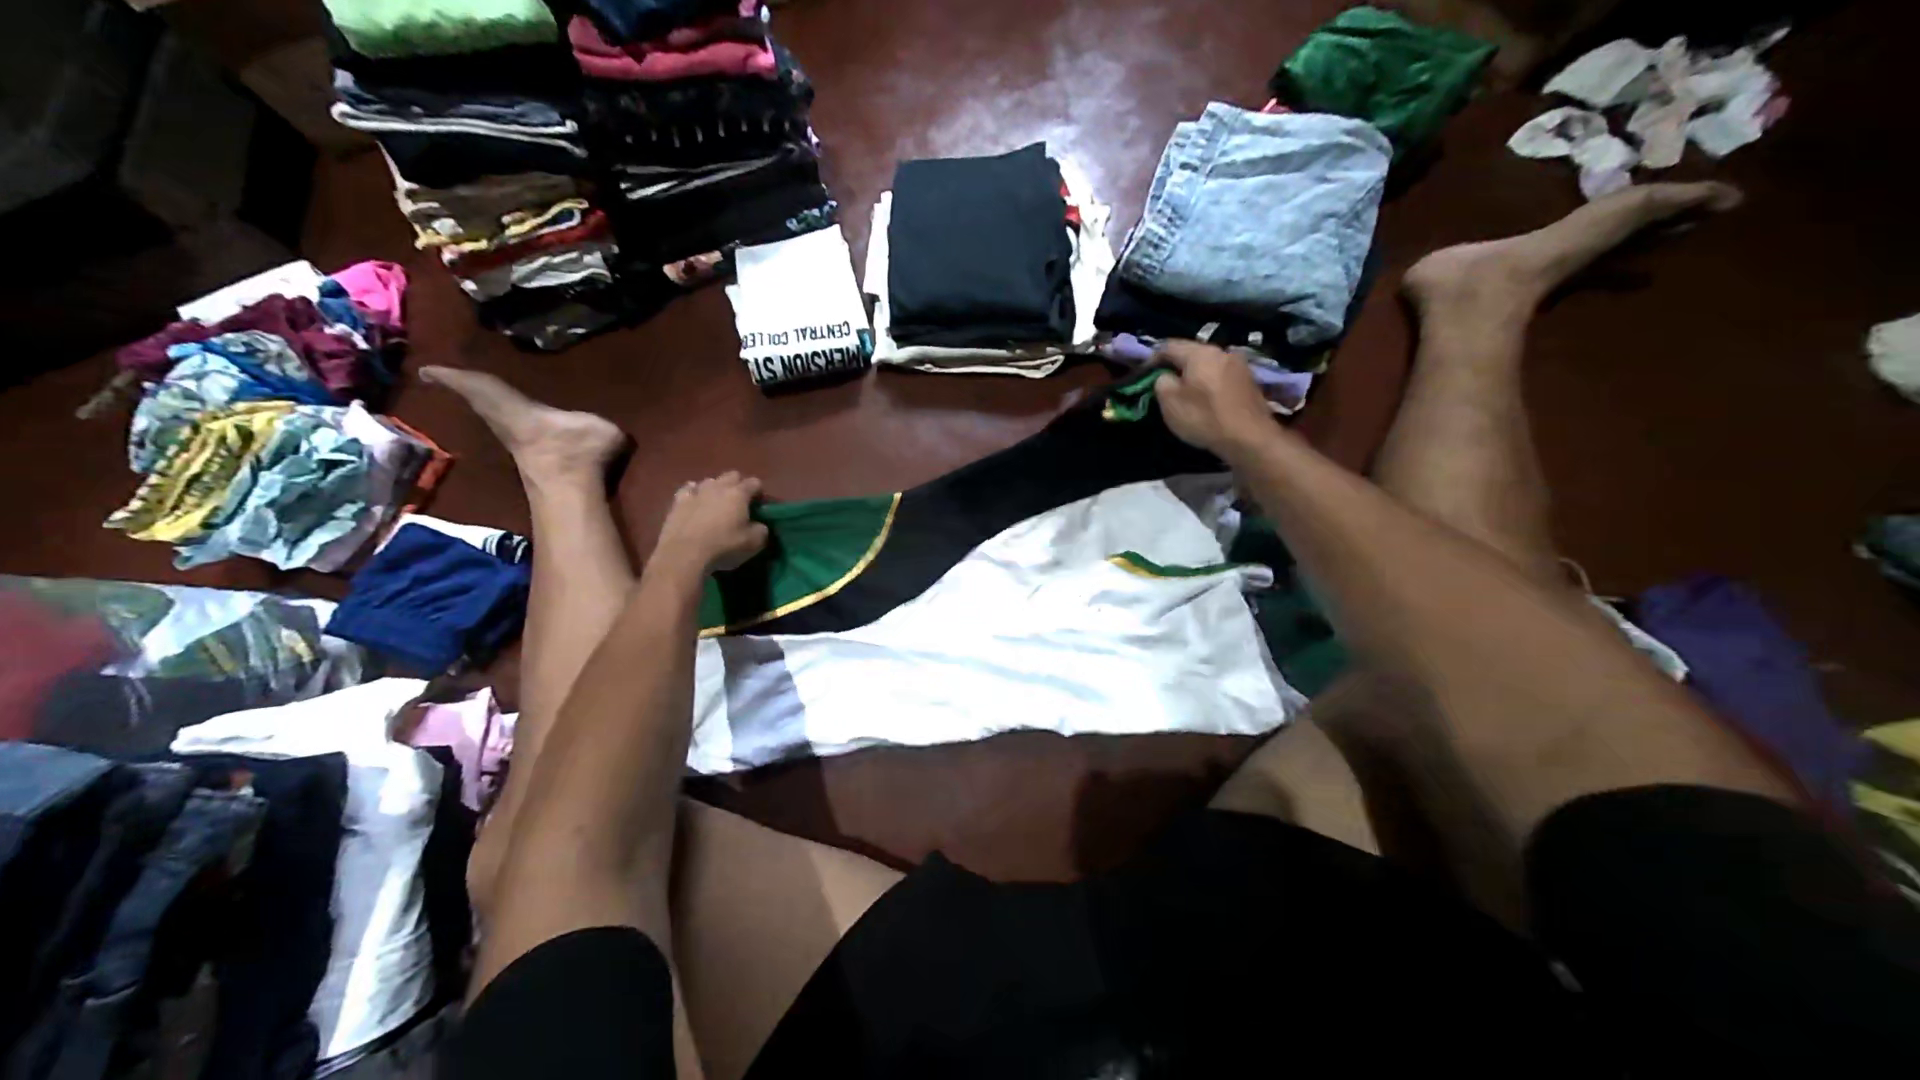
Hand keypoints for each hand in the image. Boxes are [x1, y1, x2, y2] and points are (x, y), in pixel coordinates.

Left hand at [652, 472, 768, 574]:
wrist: (684, 553)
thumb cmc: (723, 546)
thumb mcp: (753, 543)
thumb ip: (761, 530)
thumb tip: (760, 526)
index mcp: (739, 494)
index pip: (754, 483)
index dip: (759, 492)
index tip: (759, 504)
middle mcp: (718, 487)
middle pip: (732, 475)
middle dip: (738, 485)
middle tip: (739, 503)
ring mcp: (696, 492)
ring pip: (709, 481)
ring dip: (715, 489)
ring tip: (716, 503)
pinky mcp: (677, 501)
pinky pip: (688, 489)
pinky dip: (694, 493)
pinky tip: (695, 501)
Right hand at [1152, 341, 1280, 457]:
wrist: (1251, 438)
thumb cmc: (1205, 418)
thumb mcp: (1170, 402)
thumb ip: (1161, 382)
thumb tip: (1166, 376)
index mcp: (1200, 353)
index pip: (1169, 345)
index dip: (1153, 358)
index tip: (1144, 374)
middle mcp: (1222, 351)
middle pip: (1192, 353)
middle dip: (1176, 366)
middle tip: (1165, 384)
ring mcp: (1240, 365)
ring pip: (1209, 365)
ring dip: (1195, 376)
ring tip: (1187, 393)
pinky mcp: (1250, 381)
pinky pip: (1222, 376)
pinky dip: (1211, 384)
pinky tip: (1208, 400)